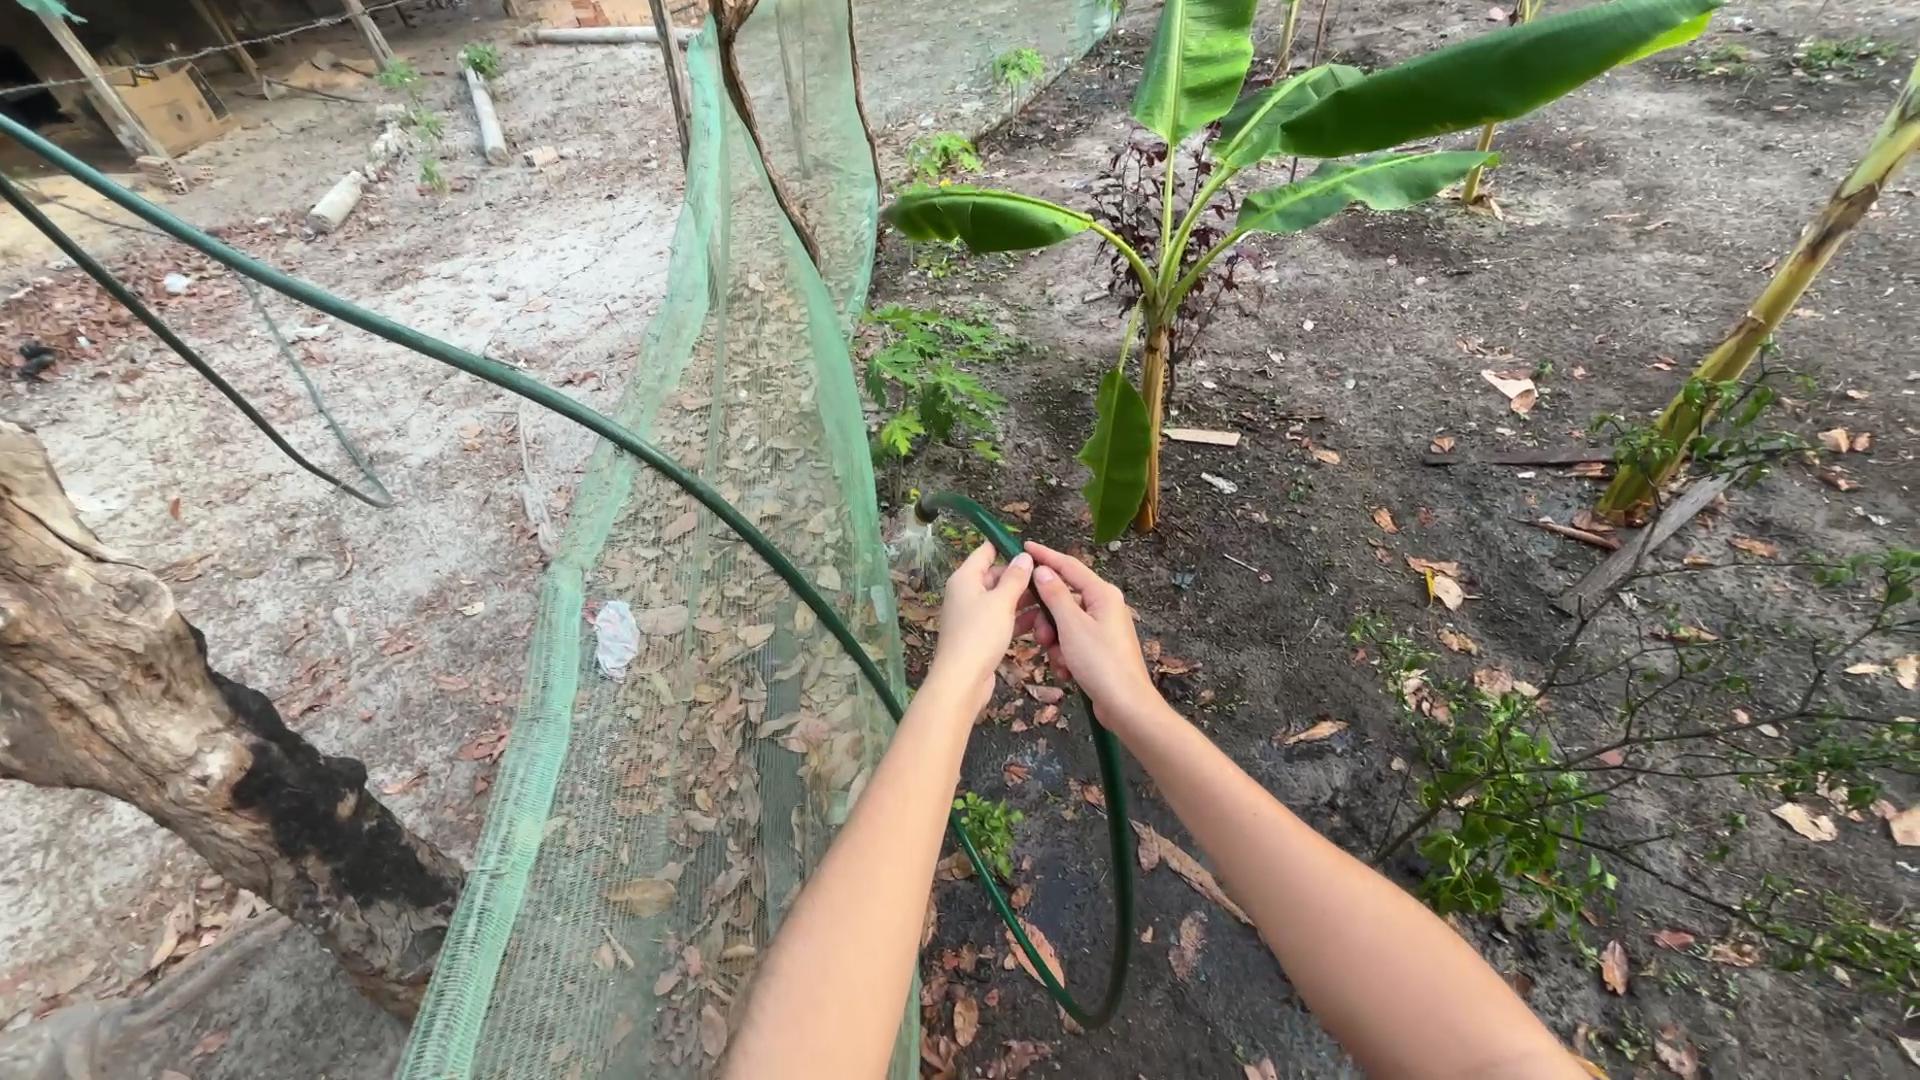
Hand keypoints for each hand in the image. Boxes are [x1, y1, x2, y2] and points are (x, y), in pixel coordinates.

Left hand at [929, 543, 1035, 708]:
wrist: (962, 680)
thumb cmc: (979, 635)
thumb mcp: (1001, 602)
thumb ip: (1015, 578)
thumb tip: (1024, 556)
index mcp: (965, 578)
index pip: (985, 551)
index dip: (1007, 547)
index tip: (1033, 551)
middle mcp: (967, 593)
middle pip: (996, 576)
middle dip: (1021, 578)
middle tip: (1049, 580)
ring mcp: (974, 614)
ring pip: (1002, 599)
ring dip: (1024, 600)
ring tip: (1050, 600)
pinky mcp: (981, 634)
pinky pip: (1002, 619)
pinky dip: (1018, 619)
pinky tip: (1041, 621)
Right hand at [1023, 542, 1159, 730]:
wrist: (1125, 706)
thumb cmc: (1101, 663)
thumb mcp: (1072, 626)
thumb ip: (1055, 595)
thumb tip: (1043, 570)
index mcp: (1102, 594)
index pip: (1069, 566)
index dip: (1045, 556)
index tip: (1025, 547)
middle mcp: (1104, 606)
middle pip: (1063, 599)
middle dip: (1047, 618)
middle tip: (1039, 636)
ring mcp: (1102, 629)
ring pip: (1064, 624)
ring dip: (1055, 642)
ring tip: (1059, 660)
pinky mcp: (1098, 650)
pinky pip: (1071, 643)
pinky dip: (1065, 656)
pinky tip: (1068, 672)